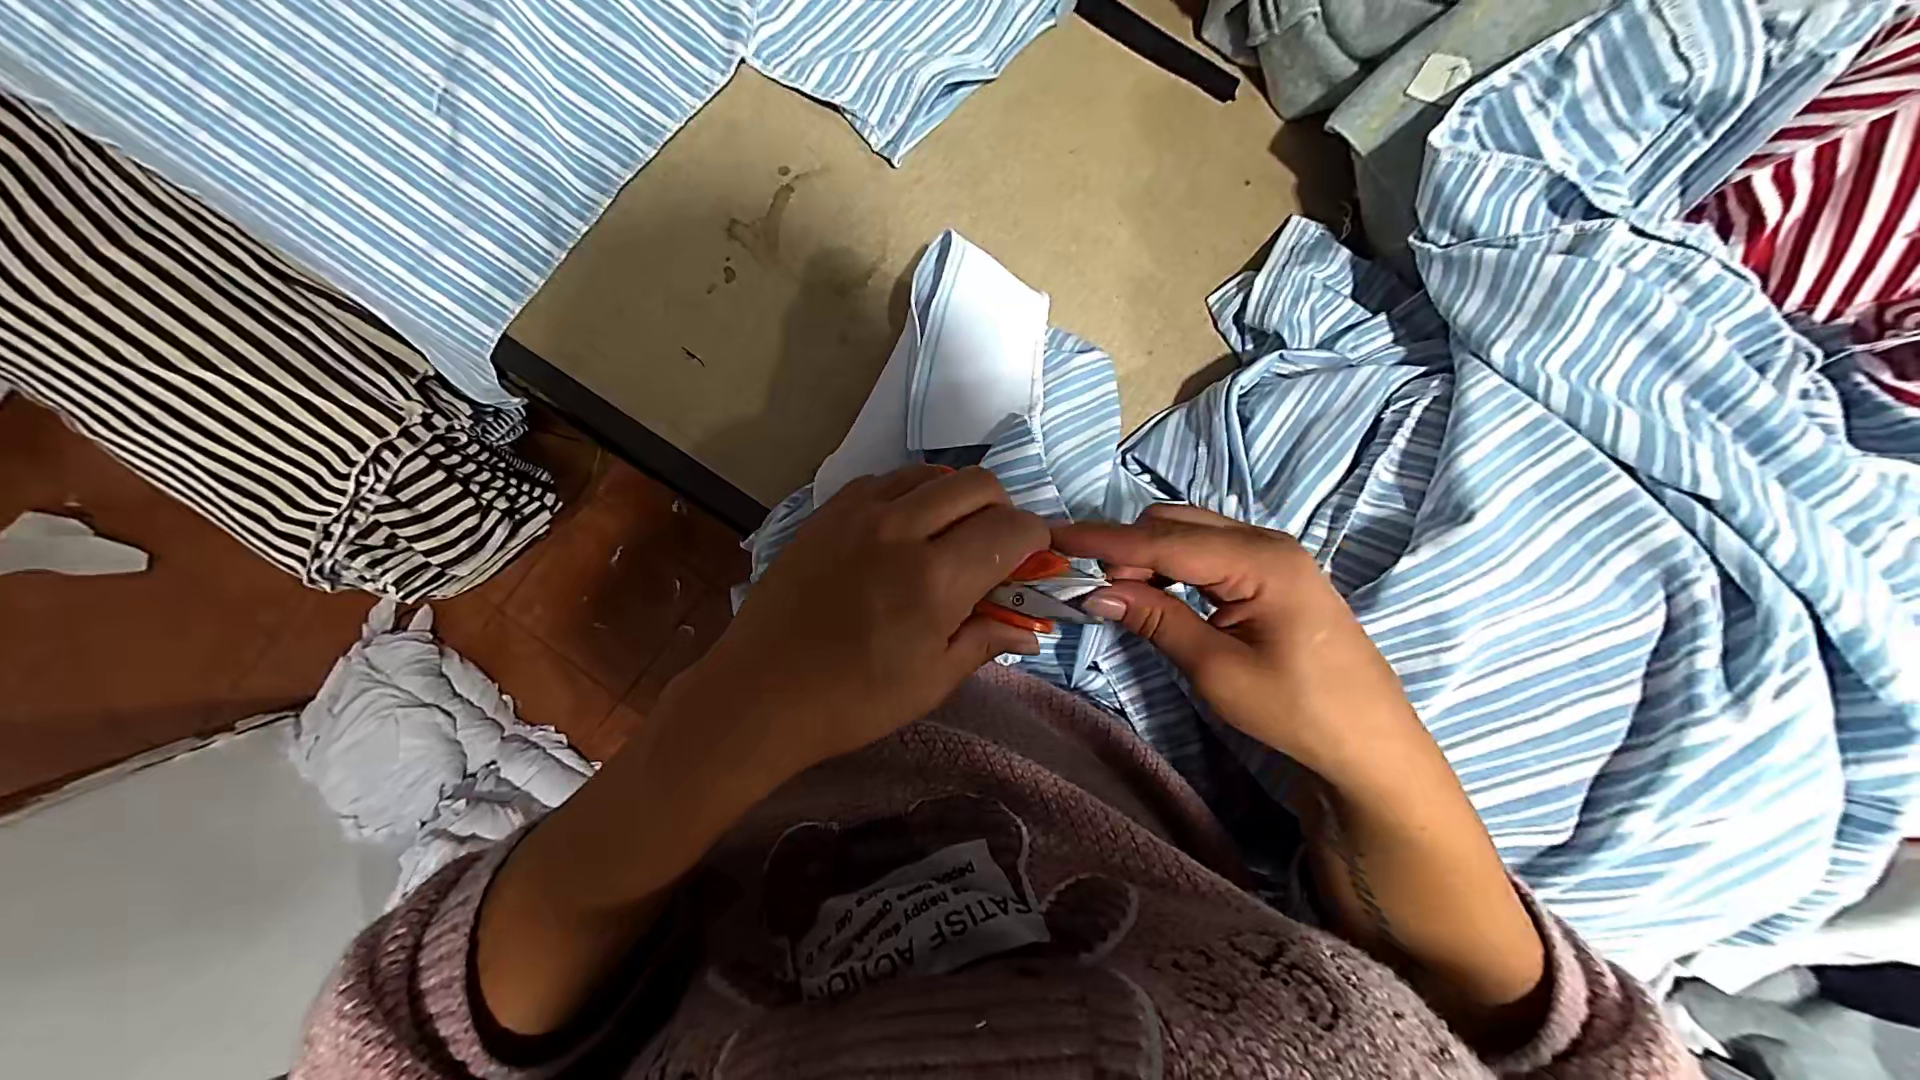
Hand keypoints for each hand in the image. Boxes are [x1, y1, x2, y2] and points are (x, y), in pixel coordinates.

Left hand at [682, 465, 1047, 776]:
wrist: (759, 693)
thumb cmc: (852, 701)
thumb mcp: (930, 682)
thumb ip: (985, 641)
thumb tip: (1030, 630)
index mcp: (936, 579)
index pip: (1012, 528)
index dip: (1035, 539)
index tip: (1031, 559)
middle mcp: (902, 530)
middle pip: (979, 484)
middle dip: (1002, 510)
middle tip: (992, 548)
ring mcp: (859, 513)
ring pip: (932, 474)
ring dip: (955, 498)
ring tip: (946, 537)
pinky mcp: (827, 512)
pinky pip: (884, 481)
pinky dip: (908, 495)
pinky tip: (899, 531)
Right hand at [1059, 505, 1547, 1041]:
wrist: (1371, 746)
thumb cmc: (1298, 711)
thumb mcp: (1217, 669)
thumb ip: (1156, 619)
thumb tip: (1095, 591)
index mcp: (1260, 560)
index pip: (1162, 540)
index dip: (1102, 540)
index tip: (1052, 535)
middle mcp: (1266, 541)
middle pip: (1173, 525)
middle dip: (1125, 549)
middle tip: (1092, 590)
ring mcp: (1271, 554)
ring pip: (1188, 534)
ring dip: (1147, 556)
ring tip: (1119, 595)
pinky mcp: (1270, 572)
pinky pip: (1206, 552)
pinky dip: (1171, 566)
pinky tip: (1158, 594)